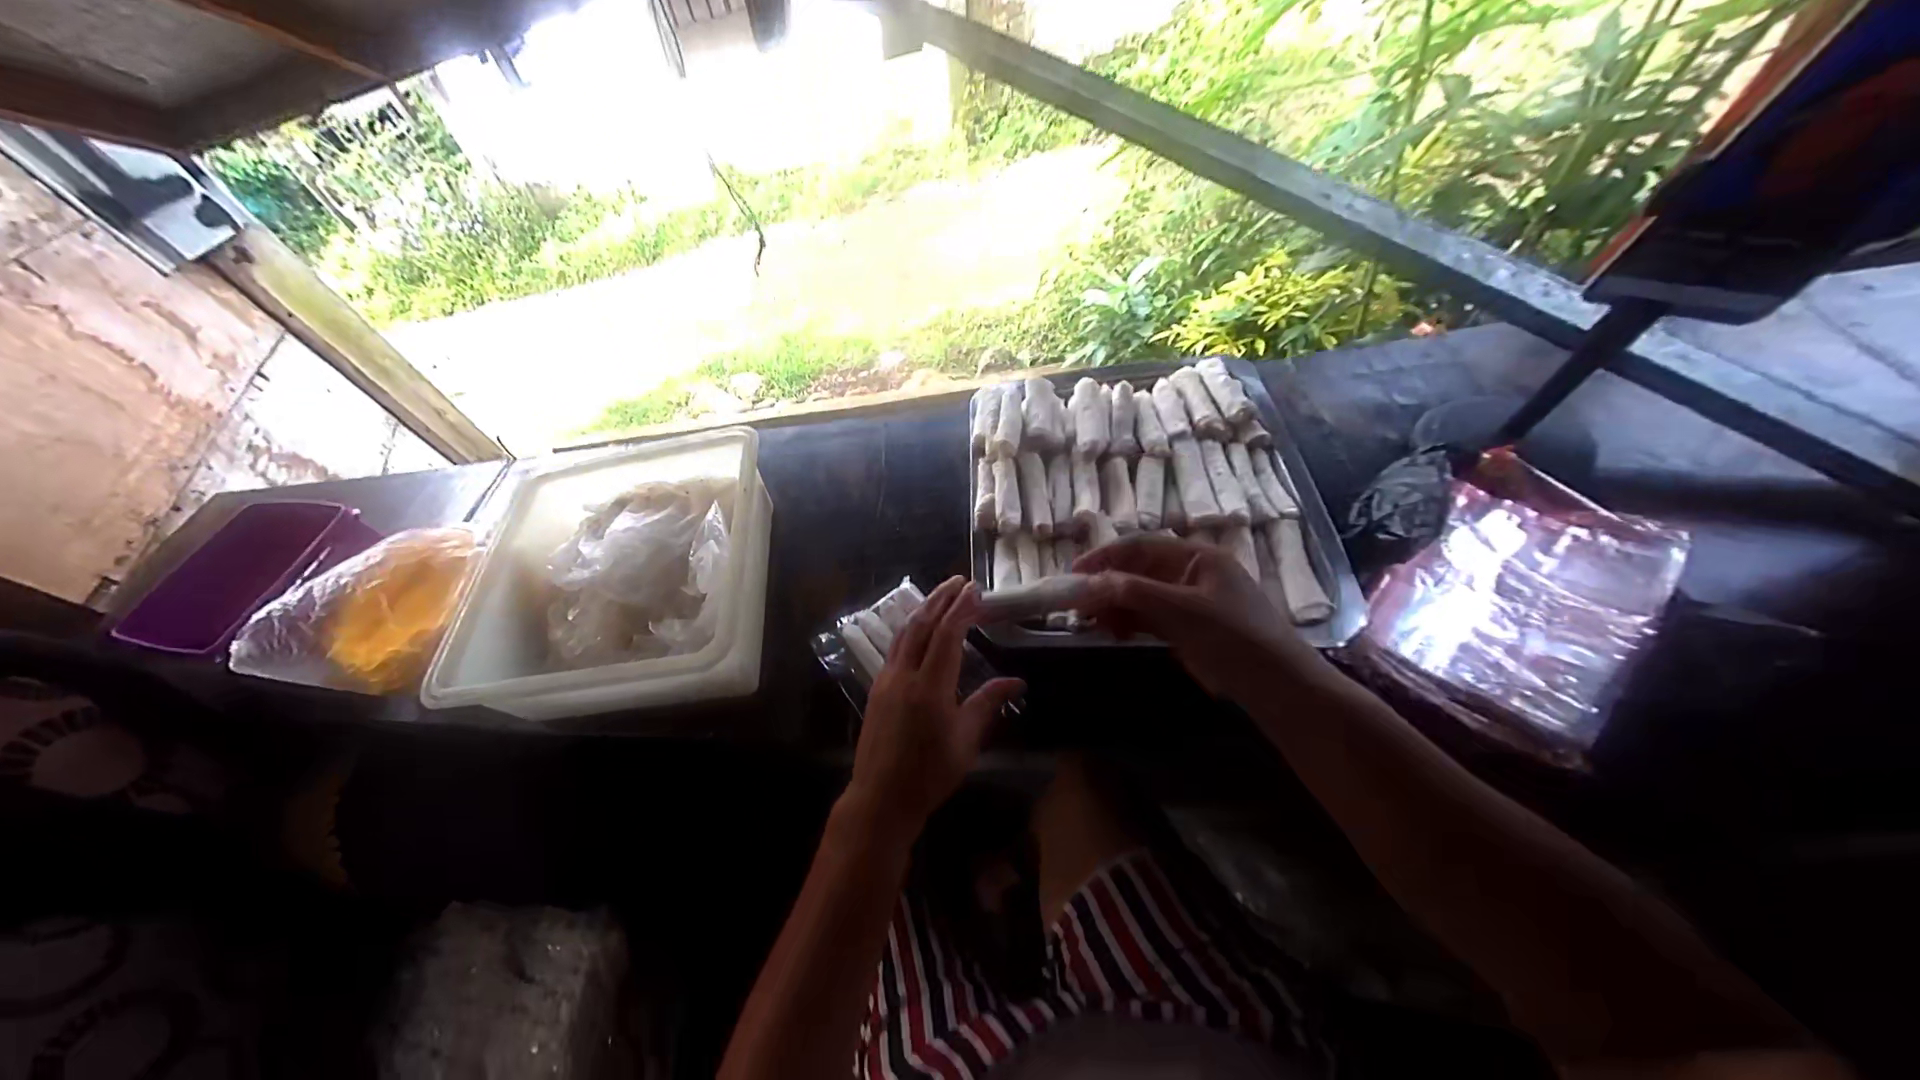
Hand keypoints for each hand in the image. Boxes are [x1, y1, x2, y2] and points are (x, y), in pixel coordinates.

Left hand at [846, 577, 1024, 827]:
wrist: (881, 797)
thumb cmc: (930, 773)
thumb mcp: (966, 740)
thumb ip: (987, 704)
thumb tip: (1016, 681)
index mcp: (929, 687)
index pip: (947, 635)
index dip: (961, 609)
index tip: (974, 589)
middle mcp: (904, 675)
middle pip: (922, 625)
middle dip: (941, 599)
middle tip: (959, 580)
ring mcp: (886, 679)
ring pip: (904, 634)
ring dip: (924, 610)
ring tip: (941, 594)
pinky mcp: (877, 688)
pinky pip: (895, 647)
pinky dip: (910, 629)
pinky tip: (919, 628)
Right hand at [1073, 535, 1328, 704]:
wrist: (1278, 687)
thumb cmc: (1234, 638)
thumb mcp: (1182, 611)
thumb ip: (1134, 593)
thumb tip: (1090, 583)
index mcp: (1197, 557)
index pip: (1141, 546)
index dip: (1104, 557)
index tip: (1073, 575)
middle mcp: (1193, 574)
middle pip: (1139, 571)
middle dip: (1107, 586)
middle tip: (1079, 606)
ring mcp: (1192, 602)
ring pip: (1142, 596)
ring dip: (1116, 607)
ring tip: (1095, 624)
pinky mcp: (1190, 628)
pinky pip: (1151, 618)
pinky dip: (1131, 623)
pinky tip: (1116, 634)